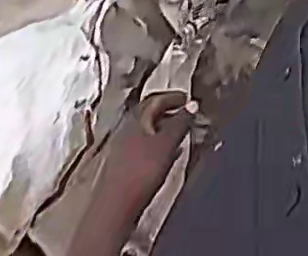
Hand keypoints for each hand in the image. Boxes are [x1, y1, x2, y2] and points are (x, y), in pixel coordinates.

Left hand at [69, 91, 193, 255]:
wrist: (115, 209)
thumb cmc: (141, 172)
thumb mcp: (168, 142)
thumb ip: (181, 121)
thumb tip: (192, 105)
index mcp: (135, 119)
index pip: (156, 99)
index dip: (173, 97)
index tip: (187, 99)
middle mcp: (124, 131)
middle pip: (148, 115)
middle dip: (167, 112)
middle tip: (184, 114)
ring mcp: (119, 150)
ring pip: (144, 132)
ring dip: (162, 130)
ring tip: (177, 134)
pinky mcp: (119, 169)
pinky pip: (140, 148)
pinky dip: (154, 146)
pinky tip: (163, 156)